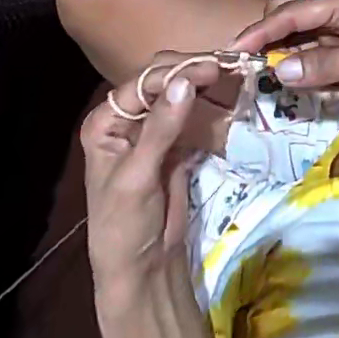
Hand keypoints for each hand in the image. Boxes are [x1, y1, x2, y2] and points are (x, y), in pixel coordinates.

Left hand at [80, 54, 221, 301]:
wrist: (143, 270)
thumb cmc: (123, 224)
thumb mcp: (138, 176)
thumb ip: (161, 128)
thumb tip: (186, 81)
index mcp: (106, 121)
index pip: (142, 84)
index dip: (176, 72)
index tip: (212, 67)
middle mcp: (127, 119)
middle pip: (162, 84)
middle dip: (192, 74)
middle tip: (227, 67)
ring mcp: (154, 131)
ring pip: (181, 98)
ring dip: (205, 88)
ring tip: (232, 77)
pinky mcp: (176, 145)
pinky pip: (194, 118)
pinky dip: (211, 109)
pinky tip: (228, 100)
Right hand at [230, 0, 338, 123]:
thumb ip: (322, 64)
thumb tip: (279, 71)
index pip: (292, 14)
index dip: (261, 32)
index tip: (233, 51)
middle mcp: (338, 14)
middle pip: (290, 27)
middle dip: (272, 50)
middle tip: (250, 72)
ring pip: (300, 50)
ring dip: (296, 70)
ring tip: (297, 87)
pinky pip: (315, 68)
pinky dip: (315, 83)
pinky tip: (336, 94)